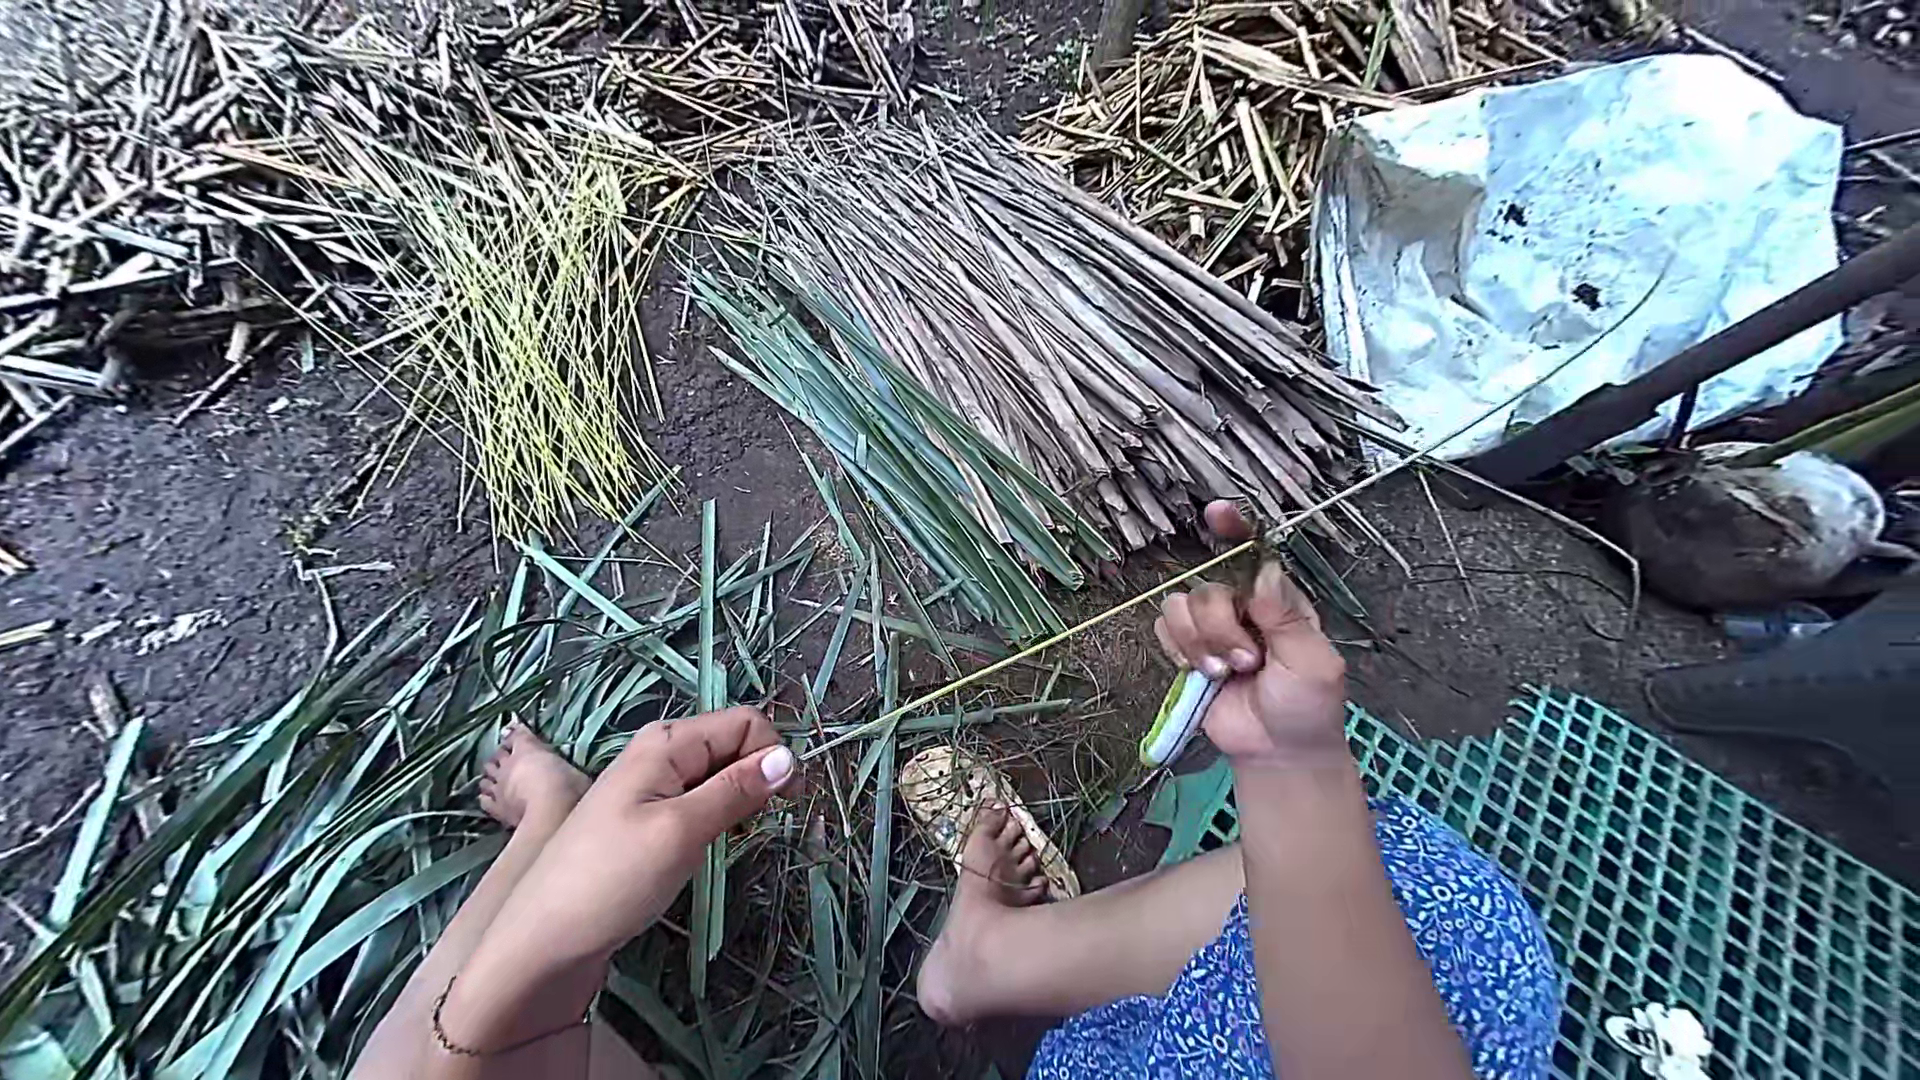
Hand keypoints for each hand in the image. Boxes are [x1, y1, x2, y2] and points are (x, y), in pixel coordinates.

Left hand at [475, 706, 797, 965]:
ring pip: (721, 768)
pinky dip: (721, 808)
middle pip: (734, 741)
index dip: (774, 753)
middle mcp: (663, 748)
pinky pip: (702, 791)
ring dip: (741, 793)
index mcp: (670, 740)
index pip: (746, 722)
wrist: (539, 944)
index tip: (790, 798)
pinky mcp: (650, 807)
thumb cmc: (612, 879)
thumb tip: (789, 758)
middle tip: (763, 820)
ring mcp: (654, 778)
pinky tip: (714, 836)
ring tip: (737, 832)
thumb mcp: (683, 830)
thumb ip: (738, 788)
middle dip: (759, 773)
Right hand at [1153, 502, 1348, 767]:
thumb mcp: (1314, 663)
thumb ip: (1287, 617)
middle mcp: (1239, 605)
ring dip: (1200, 644)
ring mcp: (1209, 626)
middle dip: (1221, 628)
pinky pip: (1164, 628)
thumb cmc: (1306, 705)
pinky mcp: (1184, 648)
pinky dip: (1179, 650)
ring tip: (1225, 672)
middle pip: (1207, 588)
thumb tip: (1265, 571)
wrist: (1275, 749)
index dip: (1233, 530)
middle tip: (1247, 662)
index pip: (1252, 554)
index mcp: (1276, 600)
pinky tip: (1201, 672)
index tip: (1216, 513)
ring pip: (1179, 606)